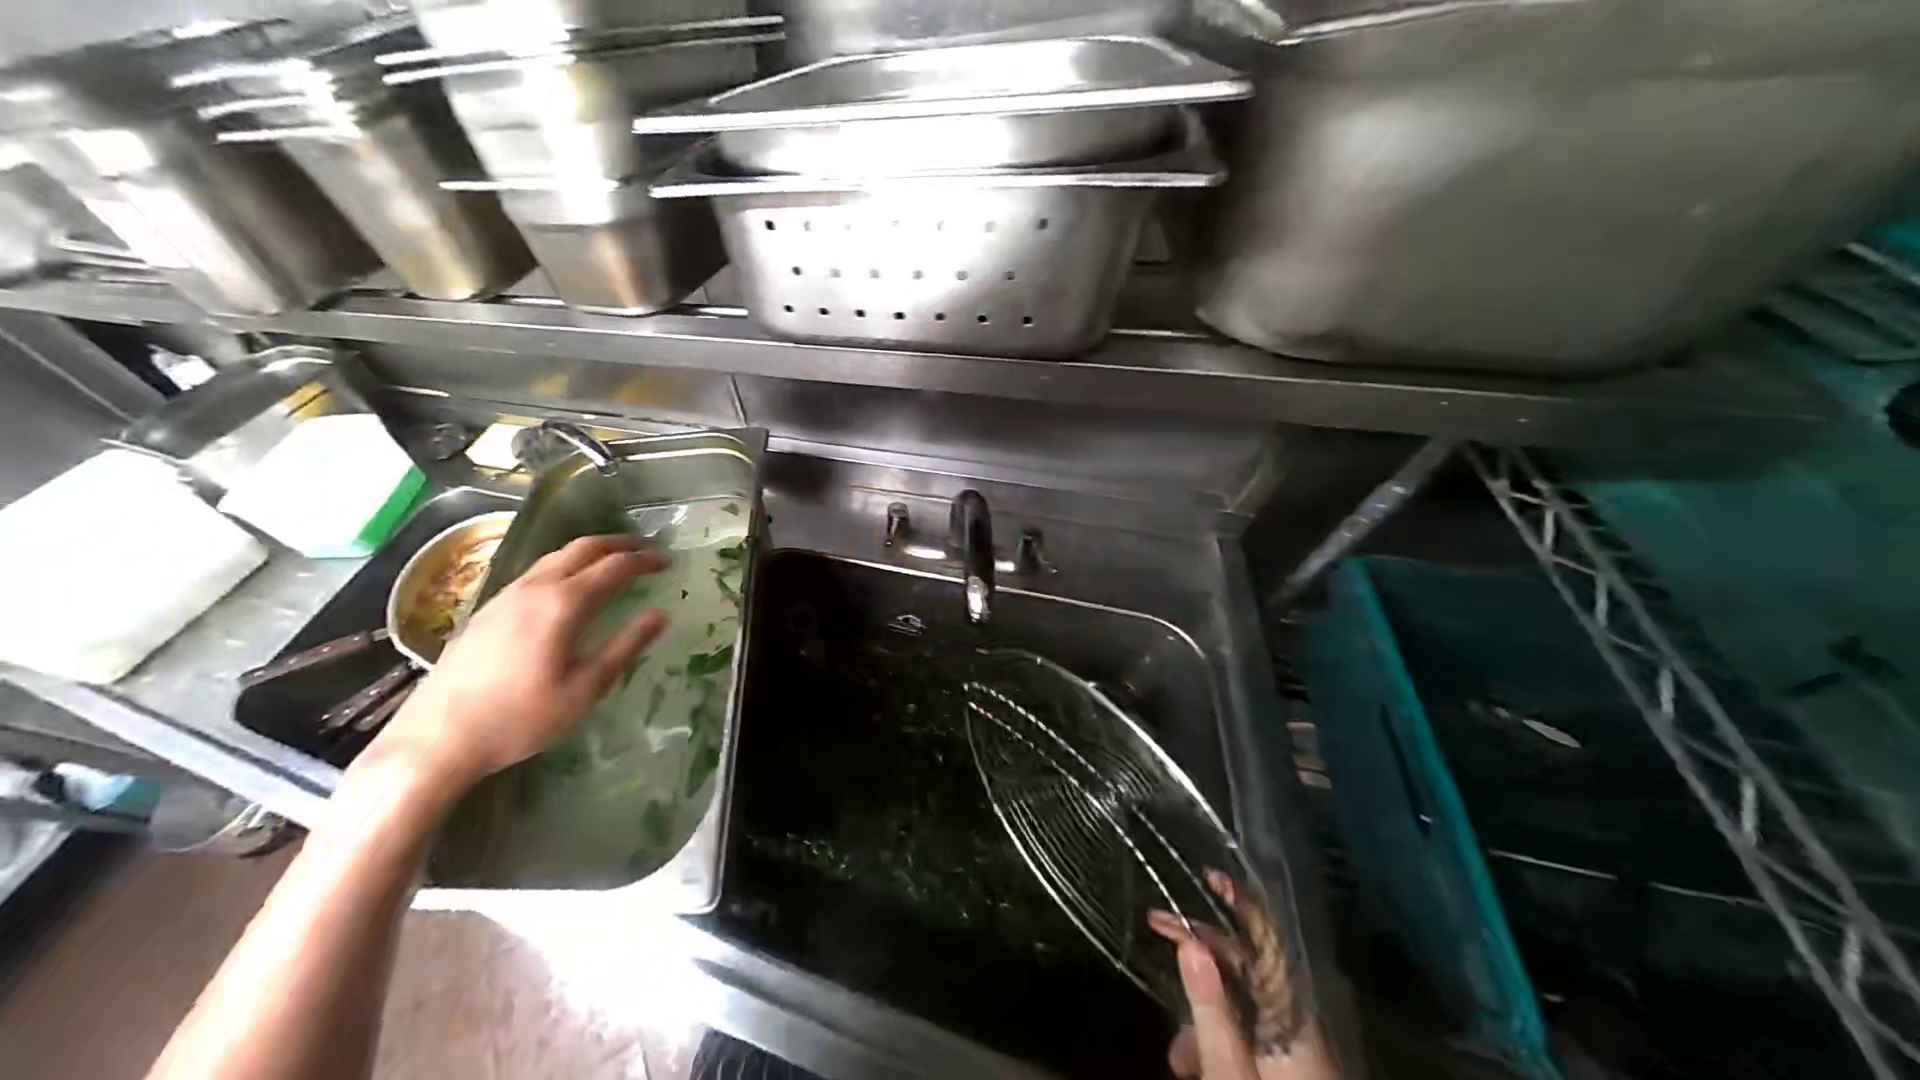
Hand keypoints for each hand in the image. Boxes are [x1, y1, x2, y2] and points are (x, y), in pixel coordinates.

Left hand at [369, 533, 670, 792]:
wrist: (436, 739)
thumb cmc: (521, 718)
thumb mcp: (586, 688)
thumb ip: (626, 646)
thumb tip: (662, 615)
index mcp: (564, 603)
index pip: (614, 567)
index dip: (645, 561)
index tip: (668, 563)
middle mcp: (534, 588)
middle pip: (583, 548)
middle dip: (619, 544)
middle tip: (645, 551)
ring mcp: (506, 596)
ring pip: (555, 557)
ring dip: (590, 552)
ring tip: (613, 563)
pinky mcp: (488, 610)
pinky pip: (536, 572)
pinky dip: (565, 566)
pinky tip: (568, 588)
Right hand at [1150, 872, 1338, 1079]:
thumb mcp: (1232, 1073)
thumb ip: (1212, 1008)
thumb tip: (1190, 943)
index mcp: (1291, 1014)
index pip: (1267, 941)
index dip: (1241, 904)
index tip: (1207, 875)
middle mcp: (1295, 1021)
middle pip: (1245, 967)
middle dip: (1199, 958)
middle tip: (1156, 931)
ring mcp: (1291, 1047)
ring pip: (1239, 1007)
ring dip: (1202, 1018)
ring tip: (1177, 1061)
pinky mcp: (1284, 1068)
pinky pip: (1245, 1038)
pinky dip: (1216, 1045)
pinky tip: (1194, 1069)